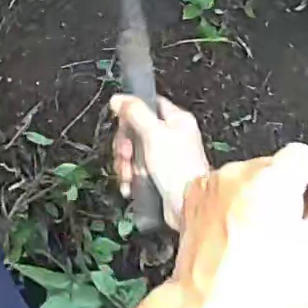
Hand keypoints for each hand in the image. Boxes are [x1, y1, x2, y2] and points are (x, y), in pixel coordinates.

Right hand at [110, 95, 210, 229]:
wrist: (189, 208)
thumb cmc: (178, 169)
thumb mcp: (154, 133)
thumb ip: (135, 112)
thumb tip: (118, 99)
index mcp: (176, 120)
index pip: (148, 104)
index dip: (131, 112)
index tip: (122, 123)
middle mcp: (171, 136)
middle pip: (136, 129)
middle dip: (125, 144)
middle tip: (126, 154)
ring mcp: (164, 157)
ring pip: (133, 151)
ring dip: (125, 163)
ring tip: (128, 175)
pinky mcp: (158, 176)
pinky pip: (136, 170)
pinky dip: (130, 176)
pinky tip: (130, 185)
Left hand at [172, 144, 307, 307]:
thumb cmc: (267, 295)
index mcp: (271, 181)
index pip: (303, 154)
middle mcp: (237, 173)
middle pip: (274, 166)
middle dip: (287, 191)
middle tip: (291, 236)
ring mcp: (211, 183)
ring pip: (248, 179)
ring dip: (258, 198)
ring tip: (260, 244)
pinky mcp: (192, 196)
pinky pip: (224, 189)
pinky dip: (233, 204)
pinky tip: (237, 239)